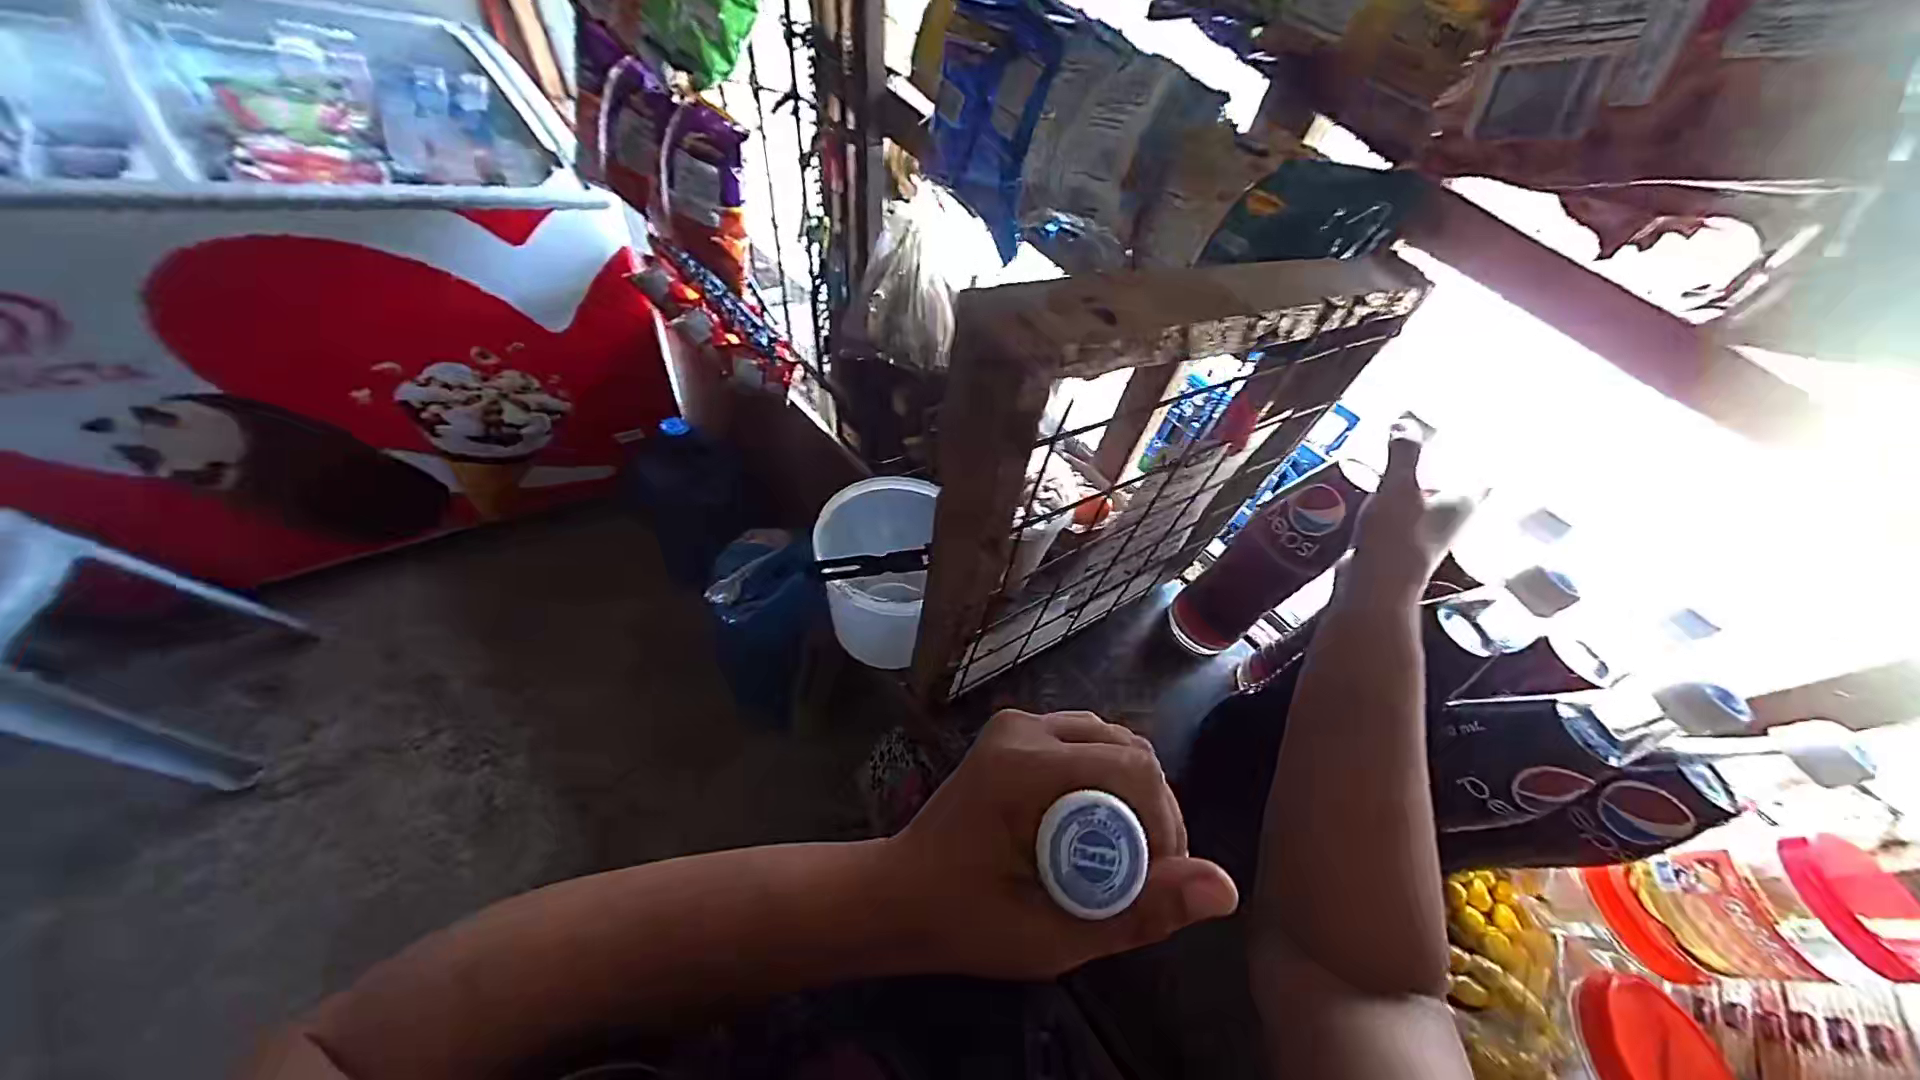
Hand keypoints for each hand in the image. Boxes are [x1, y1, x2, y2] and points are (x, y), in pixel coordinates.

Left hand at [883, 709, 1237, 978]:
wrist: (900, 891)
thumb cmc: (967, 920)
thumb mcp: (1055, 935)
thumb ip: (1140, 911)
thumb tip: (1224, 886)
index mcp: (1024, 768)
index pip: (1132, 769)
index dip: (1165, 825)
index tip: (1156, 880)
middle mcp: (1023, 728)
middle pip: (1127, 749)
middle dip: (1154, 810)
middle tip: (1147, 873)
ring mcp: (1016, 723)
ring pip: (1111, 740)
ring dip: (1133, 794)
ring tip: (1125, 853)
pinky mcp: (1015, 730)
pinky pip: (1085, 740)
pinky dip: (1106, 779)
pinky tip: (1095, 824)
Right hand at [1345, 423, 1480, 600]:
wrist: (1374, 586)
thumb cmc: (1397, 536)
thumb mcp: (1399, 487)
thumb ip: (1403, 454)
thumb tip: (1404, 421)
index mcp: (1462, 503)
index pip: (1481, 475)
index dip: (1475, 458)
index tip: (1464, 442)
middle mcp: (1450, 522)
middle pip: (1451, 492)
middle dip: (1438, 474)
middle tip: (1419, 452)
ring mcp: (1424, 538)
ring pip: (1423, 508)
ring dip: (1410, 494)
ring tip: (1386, 474)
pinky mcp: (1397, 551)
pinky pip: (1398, 522)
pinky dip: (1388, 511)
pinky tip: (1368, 504)